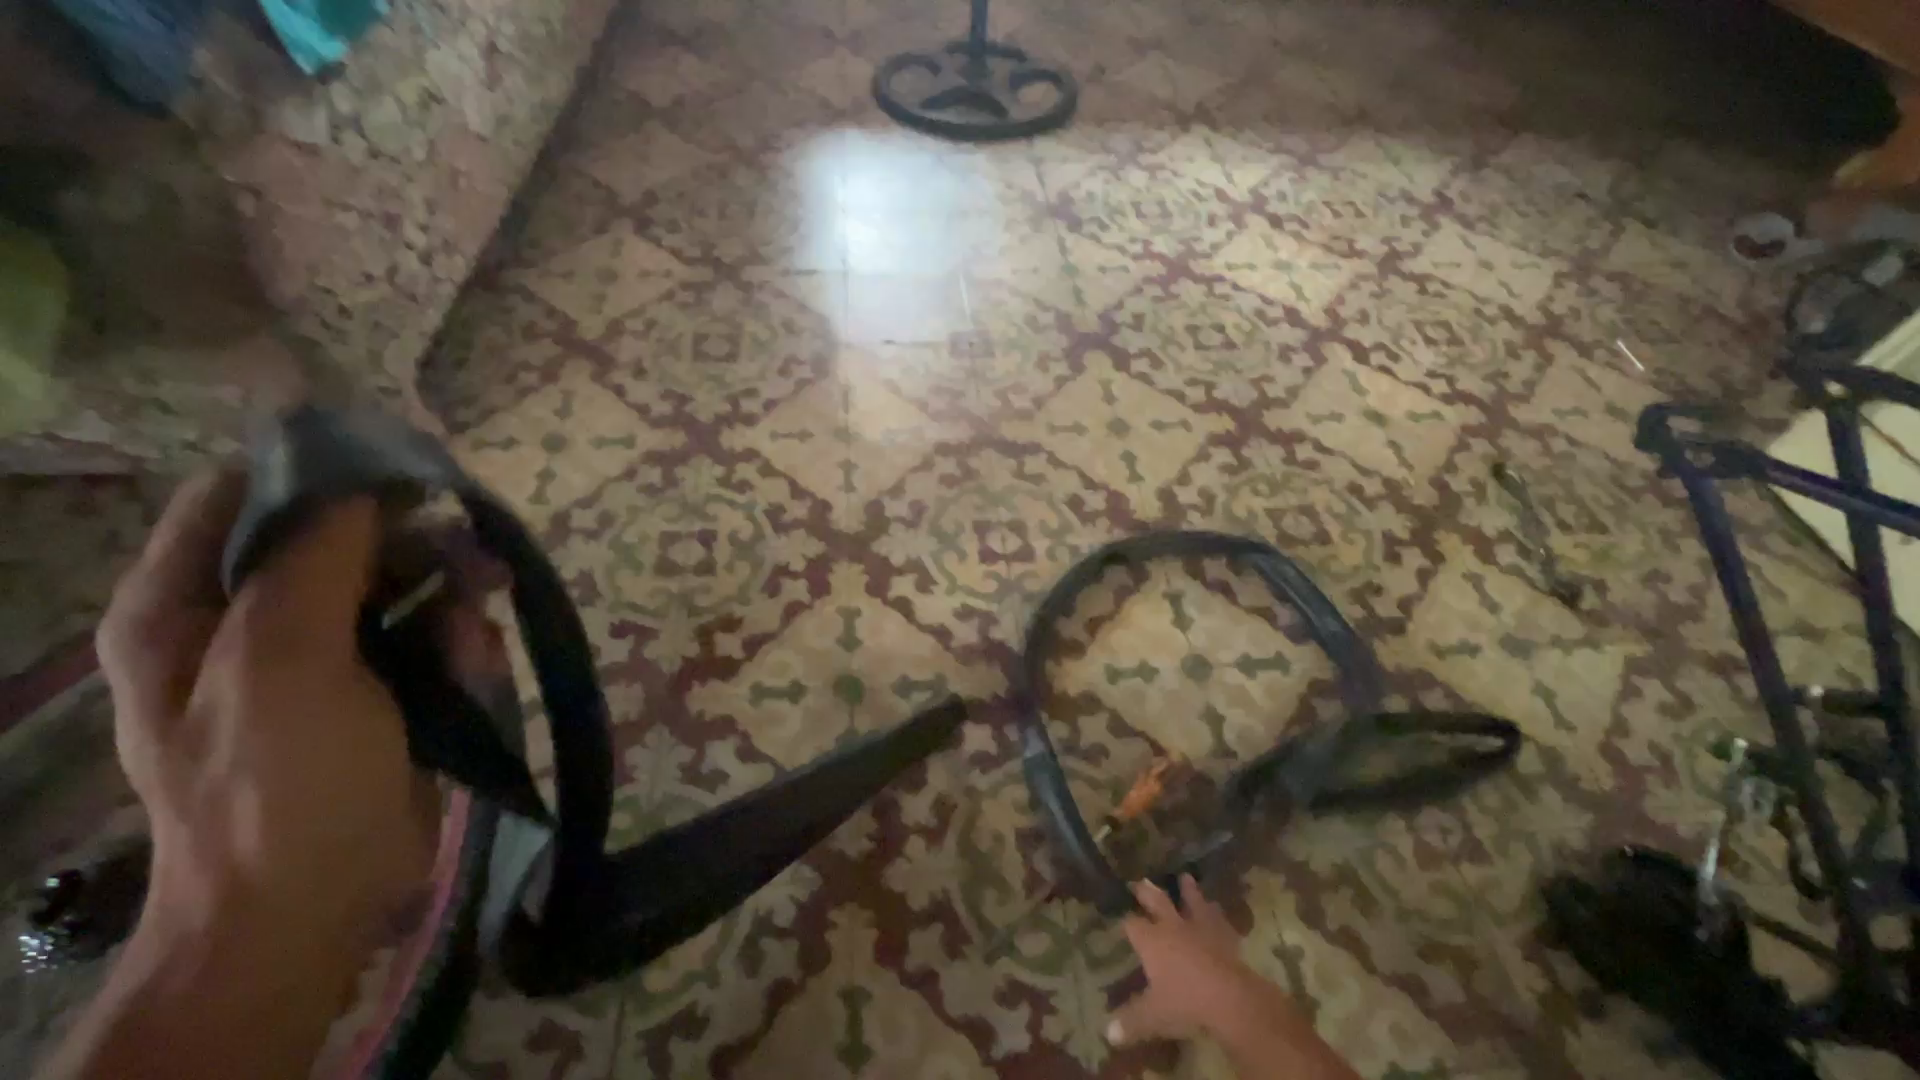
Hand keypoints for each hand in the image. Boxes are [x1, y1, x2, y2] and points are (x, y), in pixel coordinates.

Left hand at [96, 470, 439, 952]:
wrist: (314, 906)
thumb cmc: (279, 784)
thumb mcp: (283, 661)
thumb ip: (315, 560)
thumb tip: (361, 483)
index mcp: (184, 606)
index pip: (241, 495)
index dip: (320, 474)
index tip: (404, 474)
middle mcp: (246, 622)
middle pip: (336, 539)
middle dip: (410, 544)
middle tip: (474, 555)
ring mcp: (318, 660)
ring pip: (397, 586)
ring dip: (449, 596)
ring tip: (482, 625)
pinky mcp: (378, 692)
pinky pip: (427, 637)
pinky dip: (460, 643)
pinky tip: (476, 667)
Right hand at [1108, 875, 1262, 1045]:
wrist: (1230, 998)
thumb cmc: (1185, 1003)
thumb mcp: (1152, 1016)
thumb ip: (1130, 1021)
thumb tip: (1108, 1034)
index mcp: (1151, 940)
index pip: (1132, 924)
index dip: (1125, 921)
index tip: (1120, 917)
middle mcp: (1174, 927)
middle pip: (1158, 902)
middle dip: (1147, 892)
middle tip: (1139, 880)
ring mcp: (1202, 928)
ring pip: (1193, 902)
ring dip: (1189, 891)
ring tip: (1185, 876)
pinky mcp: (1227, 937)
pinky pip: (1221, 920)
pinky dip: (1218, 913)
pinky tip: (1218, 908)